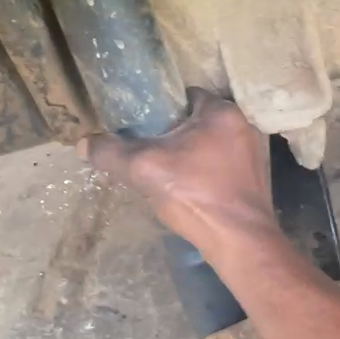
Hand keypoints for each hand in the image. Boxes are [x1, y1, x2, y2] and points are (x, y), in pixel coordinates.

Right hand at [82, 90, 281, 255]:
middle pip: (197, 122)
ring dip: (191, 155)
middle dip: (174, 135)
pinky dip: (206, 174)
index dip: (161, 108)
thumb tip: (83, 144)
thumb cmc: (195, 195)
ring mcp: (254, 155)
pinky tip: (190, 192)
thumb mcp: (144, 169)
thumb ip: (112, 153)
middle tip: (149, 152)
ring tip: (167, 173)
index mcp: (222, 111)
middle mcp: (244, 126)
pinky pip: (223, 167)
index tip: (142, 125)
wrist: (240, 243)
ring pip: (211, 145)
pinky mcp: (257, 181)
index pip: (186, 95)